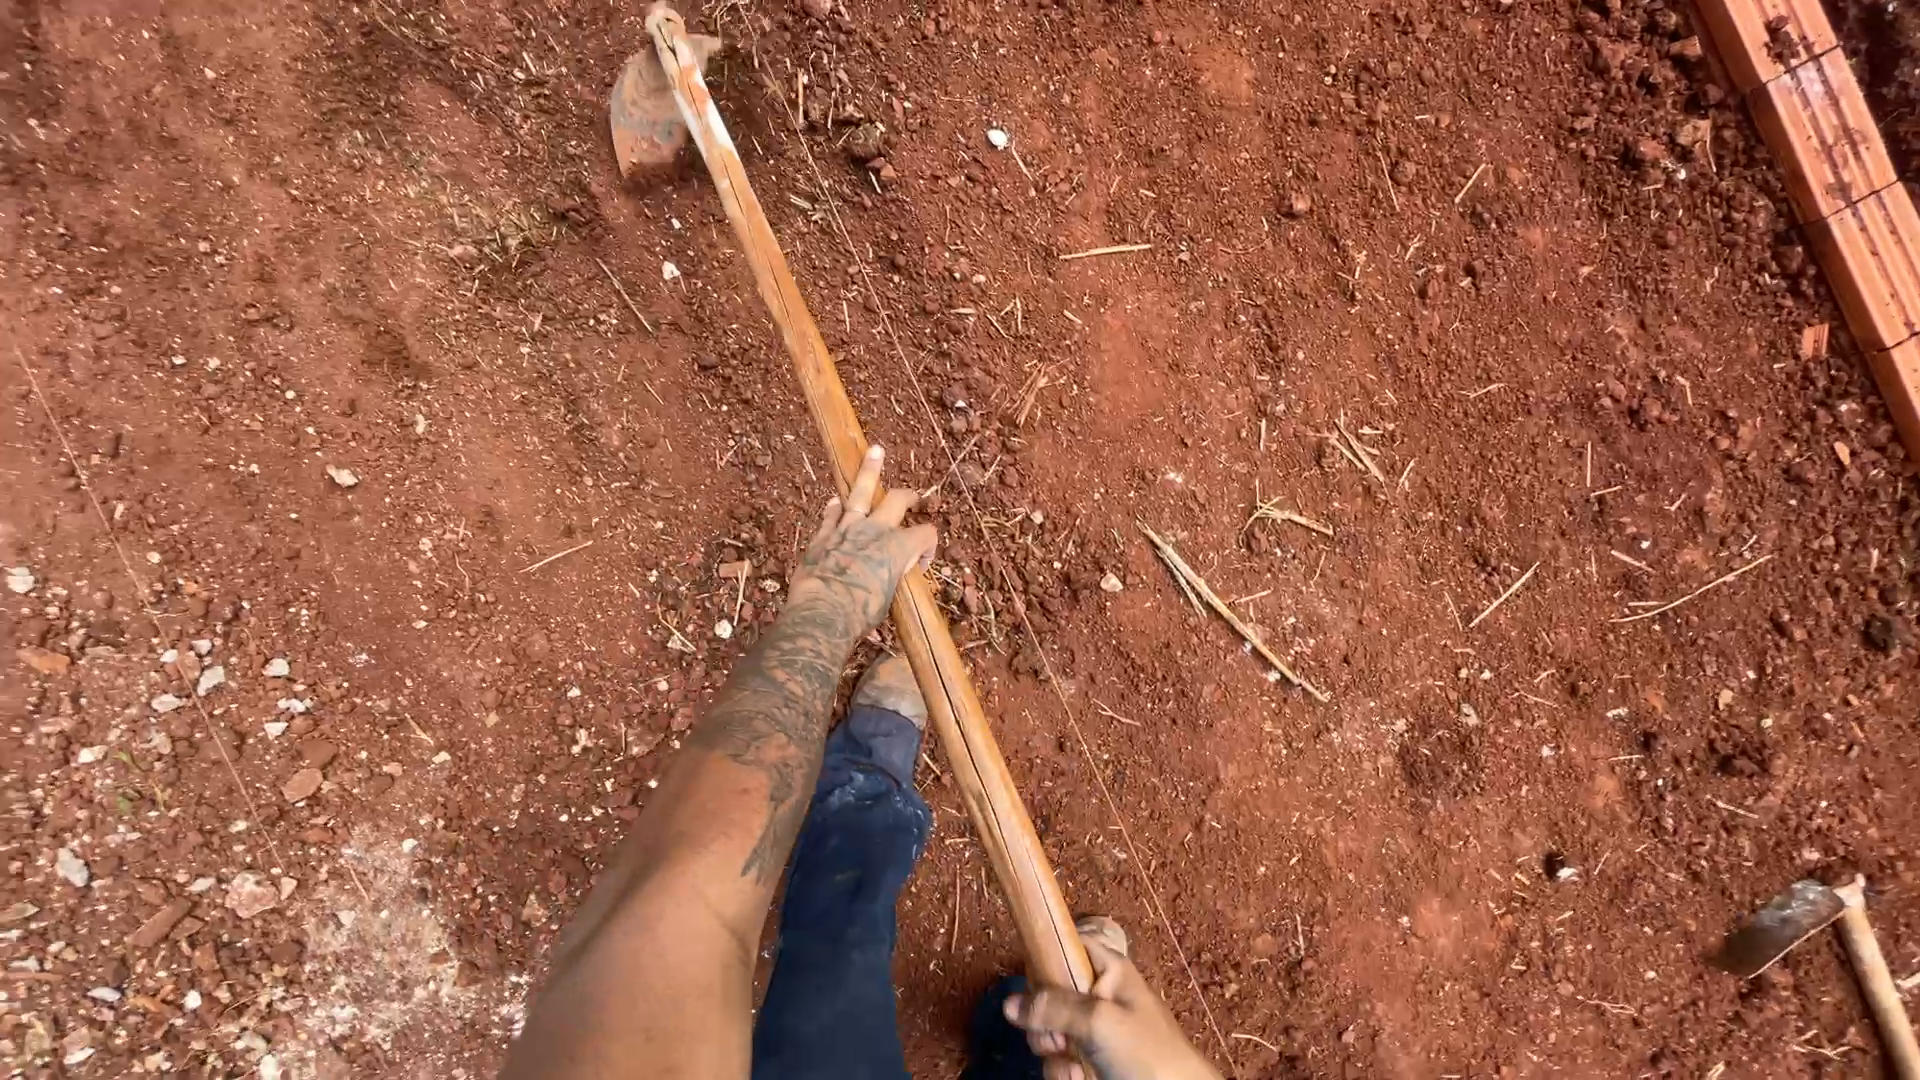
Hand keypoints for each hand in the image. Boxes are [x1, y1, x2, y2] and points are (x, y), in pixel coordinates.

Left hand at [786, 444, 937, 642]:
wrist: (823, 613)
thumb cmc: (860, 614)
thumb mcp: (888, 598)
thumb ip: (891, 578)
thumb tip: (889, 576)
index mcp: (899, 547)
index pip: (926, 534)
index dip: (928, 548)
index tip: (919, 566)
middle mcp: (876, 530)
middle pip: (897, 500)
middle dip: (908, 495)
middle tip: (913, 494)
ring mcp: (847, 529)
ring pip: (861, 492)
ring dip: (870, 471)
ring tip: (875, 451)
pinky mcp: (823, 536)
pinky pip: (831, 515)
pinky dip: (835, 508)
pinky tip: (836, 501)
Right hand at [1005, 924, 1222, 1079]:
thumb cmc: (1147, 1052)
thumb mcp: (1099, 1021)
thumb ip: (1054, 1008)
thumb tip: (1008, 1003)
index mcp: (1106, 969)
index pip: (1065, 943)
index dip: (1044, 958)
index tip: (1032, 984)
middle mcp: (1096, 994)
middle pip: (1049, 992)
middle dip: (1044, 1019)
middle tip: (1055, 1038)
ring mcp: (1093, 1031)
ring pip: (1050, 1030)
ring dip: (1052, 1051)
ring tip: (1071, 1067)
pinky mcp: (1090, 1062)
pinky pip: (1059, 1059)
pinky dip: (1062, 1071)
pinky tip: (1076, 1079)